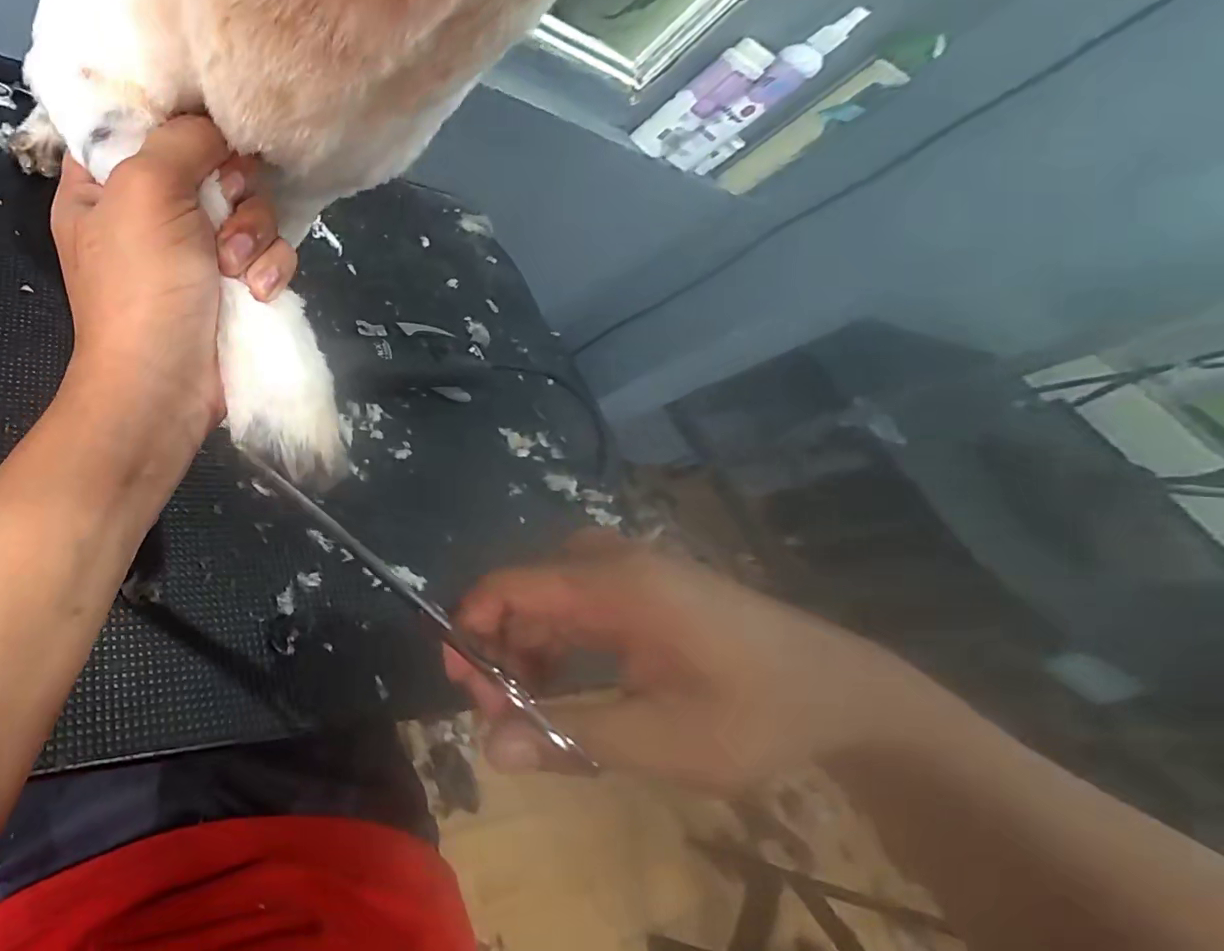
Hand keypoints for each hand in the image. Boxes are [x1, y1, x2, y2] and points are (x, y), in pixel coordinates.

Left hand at [49, 116, 295, 440]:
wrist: (165, 384)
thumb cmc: (140, 287)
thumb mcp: (144, 191)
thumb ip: (180, 138)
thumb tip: (216, 126)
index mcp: (102, 185)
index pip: (137, 122)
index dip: (174, 116)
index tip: (206, 121)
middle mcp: (148, 210)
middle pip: (208, 159)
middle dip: (229, 186)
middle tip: (222, 208)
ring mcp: (192, 247)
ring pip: (247, 204)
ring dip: (252, 232)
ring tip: (234, 267)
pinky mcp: (230, 280)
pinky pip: (266, 248)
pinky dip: (267, 266)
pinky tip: (256, 290)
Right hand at [445, 530, 939, 793]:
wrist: (847, 693)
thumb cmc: (755, 714)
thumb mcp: (662, 740)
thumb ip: (568, 737)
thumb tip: (490, 749)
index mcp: (612, 584)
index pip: (507, 586)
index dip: (470, 628)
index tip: (463, 684)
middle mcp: (609, 562)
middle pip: (521, 595)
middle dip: (498, 652)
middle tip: (501, 712)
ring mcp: (626, 571)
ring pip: (544, 604)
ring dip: (526, 655)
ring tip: (533, 713)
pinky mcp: (639, 588)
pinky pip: (572, 609)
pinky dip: (556, 649)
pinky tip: (566, 693)